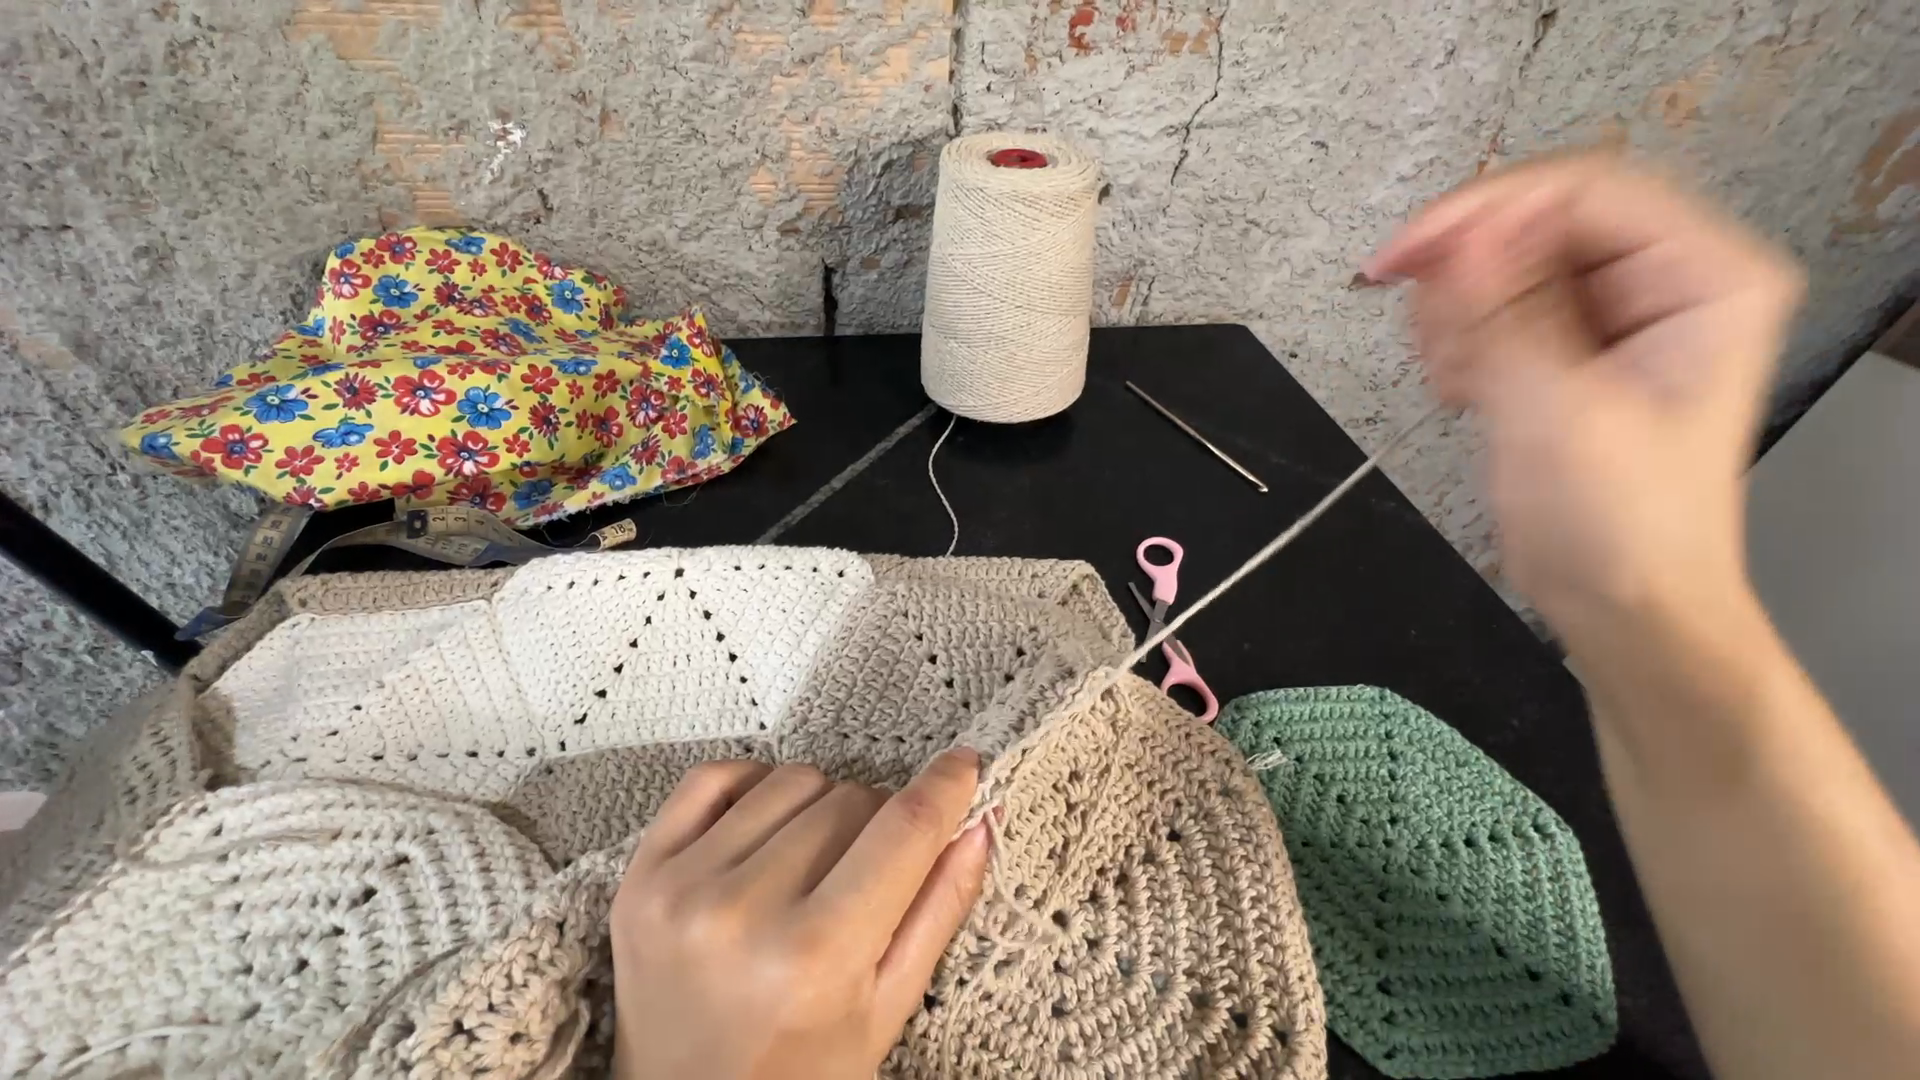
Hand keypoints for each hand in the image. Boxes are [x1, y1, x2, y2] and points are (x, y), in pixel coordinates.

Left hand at [609, 751, 991, 1079]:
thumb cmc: (804, 1069)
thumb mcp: (890, 1005)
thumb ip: (942, 905)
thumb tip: (981, 814)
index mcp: (818, 957)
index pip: (904, 830)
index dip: (946, 785)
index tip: (966, 763)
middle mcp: (744, 914)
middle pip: (851, 799)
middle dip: (878, 822)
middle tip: (867, 871)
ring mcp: (682, 887)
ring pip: (793, 780)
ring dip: (820, 807)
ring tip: (812, 863)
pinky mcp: (640, 872)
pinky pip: (715, 776)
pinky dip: (755, 786)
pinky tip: (766, 830)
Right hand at [1366, 156, 1803, 646]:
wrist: (1617, 598)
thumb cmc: (1614, 519)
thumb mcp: (1557, 412)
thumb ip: (1505, 317)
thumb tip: (1455, 237)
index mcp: (1700, 277)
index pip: (1582, 192)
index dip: (1482, 212)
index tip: (1398, 258)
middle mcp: (1657, 280)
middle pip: (1532, 226)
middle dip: (1463, 280)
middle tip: (1429, 343)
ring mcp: (1603, 316)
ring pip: (1496, 270)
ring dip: (1453, 321)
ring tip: (1458, 385)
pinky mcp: (1556, 349)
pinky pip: (1485, 312)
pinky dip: (1455, 346)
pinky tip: (1462, 394)